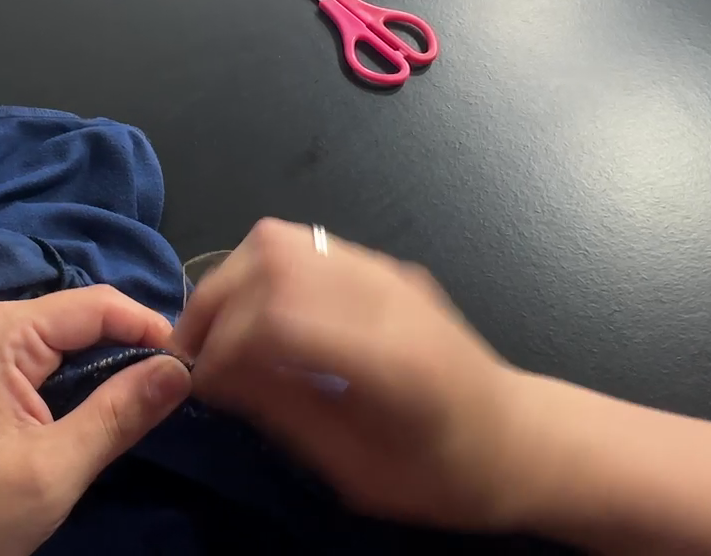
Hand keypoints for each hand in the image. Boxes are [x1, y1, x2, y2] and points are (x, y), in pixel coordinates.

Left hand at [0, 286, 192, 555]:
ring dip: (123, 358)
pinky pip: (67, 357)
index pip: (98, 305)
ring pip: (83, 335)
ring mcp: (5, 347)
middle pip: (91, 313)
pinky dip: (100, 374)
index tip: (195, 365)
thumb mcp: (54, 470)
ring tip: (166, 389)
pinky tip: (125, 398)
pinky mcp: (9, 374)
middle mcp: (8, 323)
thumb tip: (181, 370)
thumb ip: (118, 415)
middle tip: (186, 381)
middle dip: (138, 340)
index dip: (149, 326)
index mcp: (10, 330)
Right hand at [171, 218, 534, 531]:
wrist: (519, 436)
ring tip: (216, 323)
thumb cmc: (443, 473)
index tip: (202, 381)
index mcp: (389, 359)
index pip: (280, 319)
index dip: (226, 345)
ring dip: (231, 276)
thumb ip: (284, 411)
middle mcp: (381, 294)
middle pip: (272, 261)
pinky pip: (298, 241)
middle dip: (215, 300)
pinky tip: (254, 305)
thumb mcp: (360, 471)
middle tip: (191, 345)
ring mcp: (379, 267)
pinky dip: (257, 268)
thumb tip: (215, 372)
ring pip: (279, 238)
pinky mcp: (374, 260)